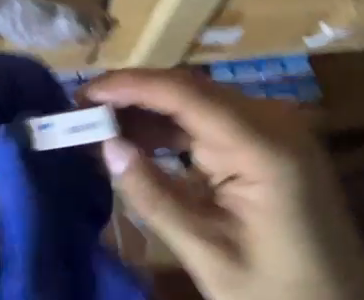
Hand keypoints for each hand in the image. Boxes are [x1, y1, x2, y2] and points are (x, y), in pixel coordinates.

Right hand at [83, 69, 363, 299]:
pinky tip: (137, 142)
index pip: (183, 92)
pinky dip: (173, 131)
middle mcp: (271, 121)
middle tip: (81, 109)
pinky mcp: (270, 145)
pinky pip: (211, 123)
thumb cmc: (282, 296)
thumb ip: (155, 197)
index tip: (82, 92)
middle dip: (132, 96)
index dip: (129, 86)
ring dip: (149, 113)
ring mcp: (274, 130)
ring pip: (196, 102)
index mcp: (263, 144)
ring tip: (98, 124)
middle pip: (188, 90)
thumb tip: (105, 146)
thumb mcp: (211, 257)